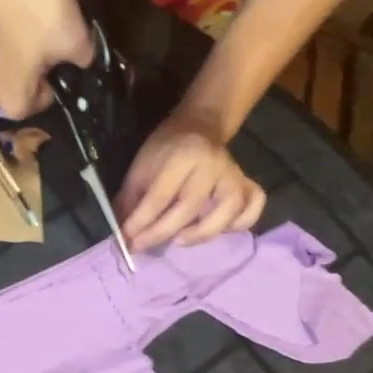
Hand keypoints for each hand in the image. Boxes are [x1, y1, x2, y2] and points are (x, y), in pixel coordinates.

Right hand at [0, 0, 94, 117]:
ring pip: (23, 66)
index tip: (73, 56)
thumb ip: (86, 60)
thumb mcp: (75, 40)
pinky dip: (24, 35)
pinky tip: (32, 14)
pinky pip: (12, 48)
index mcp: (15, 105)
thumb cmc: (38, 15)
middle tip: (63, 38)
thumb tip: (85, 60)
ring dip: (38, 49)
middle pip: (34, 85)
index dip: (66, 80)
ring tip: (48, 24)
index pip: (49, 103)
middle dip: (50, 65)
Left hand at [117, 111, 265, 249]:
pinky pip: (253, 205)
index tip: (125, 240)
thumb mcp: (139, 170)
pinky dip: (240, 223)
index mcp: (184, 156)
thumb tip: (119, 238)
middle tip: (141, 246)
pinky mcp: (246, 183)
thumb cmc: (164, 151)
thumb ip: (129, 203)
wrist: (199, 126)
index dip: (140, 222)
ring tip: (179, 240)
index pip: (160, 196)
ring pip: (228, 210)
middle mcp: (213, 165)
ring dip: (202, 233)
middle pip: (190, 207)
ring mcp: (233, 175)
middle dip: (160, 233)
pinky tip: (217, 231)